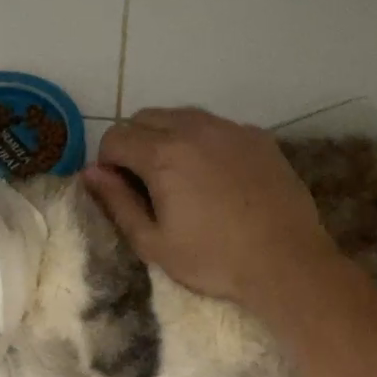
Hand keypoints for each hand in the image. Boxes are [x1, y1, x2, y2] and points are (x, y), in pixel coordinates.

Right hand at [84, 107, 334, 309]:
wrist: (285, 261)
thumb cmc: (212, 260)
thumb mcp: (153, 243)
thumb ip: (118, 203)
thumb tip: (91, 173)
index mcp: (163, 155)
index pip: (115, 137)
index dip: (107, 163)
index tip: (118, 190)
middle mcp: (194, 129)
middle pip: (144, 117)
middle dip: (133, 143)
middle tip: (143, 183)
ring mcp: (230, 129)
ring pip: (180, 115)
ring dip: (165, 136)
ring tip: (177, 177)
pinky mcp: (257, 136)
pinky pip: (215, 125)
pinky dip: (201, 140)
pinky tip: (213, 176)